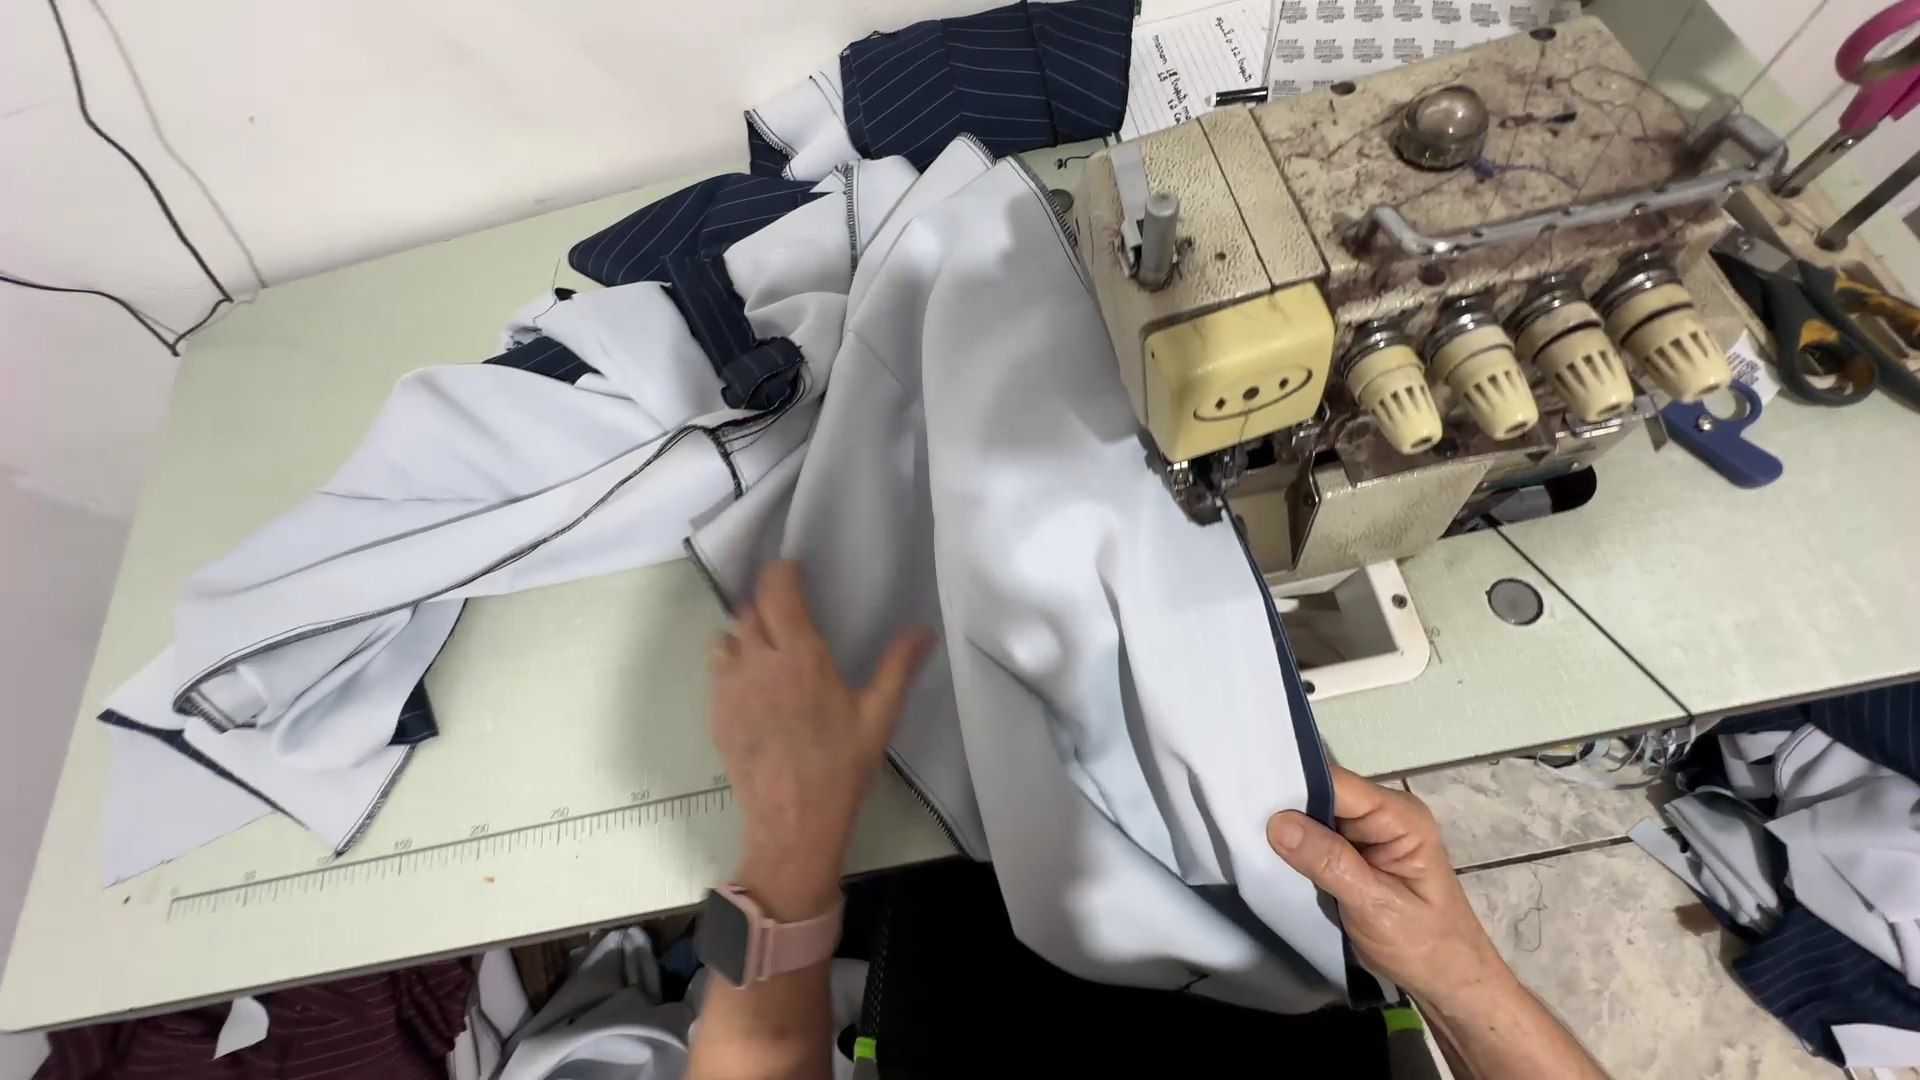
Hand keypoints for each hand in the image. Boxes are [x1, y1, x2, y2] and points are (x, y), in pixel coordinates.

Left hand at [709, 560, 932, 919]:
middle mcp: (758, 663)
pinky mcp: (715, 715)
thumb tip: (924, 630)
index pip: (777, 592)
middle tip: (788, 612)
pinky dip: (732, 664)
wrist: (793, 823)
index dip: (780, 572)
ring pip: (726, 638)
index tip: (792, 569)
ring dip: (744, 632)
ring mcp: (730, 689)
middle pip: (749, 610)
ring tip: (767, 647)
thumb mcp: (879, 715)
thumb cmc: (842, 766)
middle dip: (766, 603)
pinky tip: (754, 686)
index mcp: (801, 657)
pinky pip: (717, 672)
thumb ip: (898, 666)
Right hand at [1266, 766, 1511, 1008]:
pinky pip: (1312, 835)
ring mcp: (1364, 832)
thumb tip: (1277, 822)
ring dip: (1283, 826)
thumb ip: (1330, 862)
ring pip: (1311, 813)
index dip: (1294, 785)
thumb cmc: (1427, 949)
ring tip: (1244, 830)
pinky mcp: (1349, 851)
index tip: (1250, 795)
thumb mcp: (1378, 907)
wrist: (1450, 988)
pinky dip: (1291, 844)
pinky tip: (1265, 849)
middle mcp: (1380, 813)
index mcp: (1398, 816)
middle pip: (1320, 792)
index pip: (1336, 784)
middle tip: (1239, 815)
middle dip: (1283, 805)